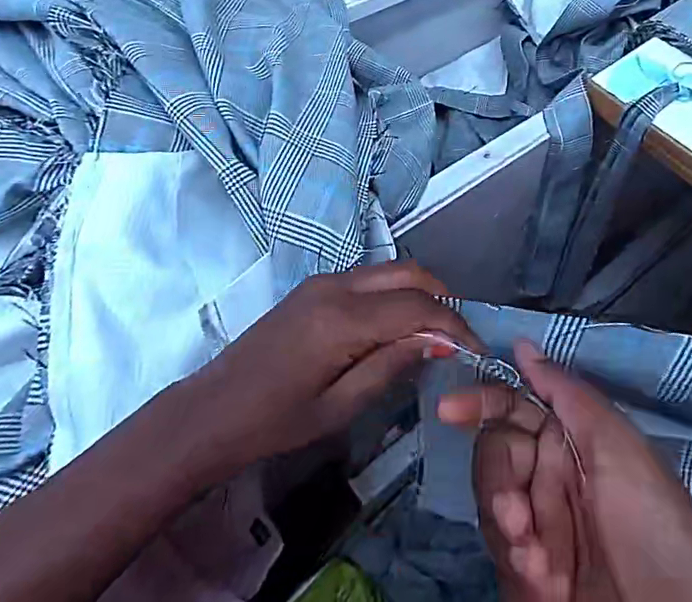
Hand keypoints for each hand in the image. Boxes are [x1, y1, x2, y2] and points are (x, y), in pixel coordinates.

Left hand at [181, 261, 482, 476]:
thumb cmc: (275, 419)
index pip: (416, 306)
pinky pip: (367, 279)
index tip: (477, 351)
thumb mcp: (340, 406)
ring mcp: (322, 281)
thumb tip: (437, 342)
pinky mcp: (313, 286)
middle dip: (442, 299)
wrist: (214, 407)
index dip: (454, 325)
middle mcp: (334, 286)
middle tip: (459, 339)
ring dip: (419, 294)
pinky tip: (398, 328)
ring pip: (388, 271)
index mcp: (341, 318)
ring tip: (435, 337)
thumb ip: (391, 366)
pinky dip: (393, 294)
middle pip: (407, 273)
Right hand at [440, 342, 691, 601]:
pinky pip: (501, 555)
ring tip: (540, 568)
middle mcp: (546, 475)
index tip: (449, 410)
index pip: (509, 408)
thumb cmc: (652, 519)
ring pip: (491, 507)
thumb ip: (564, 392)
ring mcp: (539, 524)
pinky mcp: (533, 571)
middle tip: (517, 520)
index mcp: (565, 439)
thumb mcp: (616, 444)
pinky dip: (517, 569)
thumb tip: (521, 344)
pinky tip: (545, 584)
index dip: (478, 404)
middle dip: (499, 488)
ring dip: (509, 533)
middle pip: (492, 458)